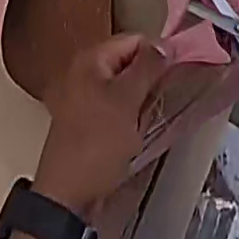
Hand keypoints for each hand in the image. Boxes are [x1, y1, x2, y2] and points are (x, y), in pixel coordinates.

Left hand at [32, 33, 168, 215]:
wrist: (65, 199)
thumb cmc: (98, 143)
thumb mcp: (128, 100)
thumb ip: (149, 66)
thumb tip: (166, 44)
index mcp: (90, 59)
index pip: (135, 39)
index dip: (158, 53)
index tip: (173, 74)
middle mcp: (82, 71)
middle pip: (129, 60)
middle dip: (148, 78)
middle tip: (157, 98)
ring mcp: (81, 96)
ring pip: (124, 84)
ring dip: (139, 97)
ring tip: (144, 117)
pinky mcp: (84, 119)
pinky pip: (114, 103)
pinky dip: (128, 111)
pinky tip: (132, 130)